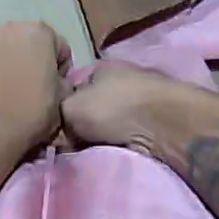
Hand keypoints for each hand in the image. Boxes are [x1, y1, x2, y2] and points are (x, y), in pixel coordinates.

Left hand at [0, 21, 70, 152]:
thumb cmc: (34, 110)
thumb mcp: (63, 97)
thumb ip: (63, 82)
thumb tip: (56, 83)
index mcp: (39, 31)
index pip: (61, 48)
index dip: (63, 71)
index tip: (57, 88)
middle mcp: (11, 30)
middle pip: (34, 46)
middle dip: (39, 63)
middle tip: (40, 89)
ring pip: (13, 54)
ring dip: (19, 68)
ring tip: (20, 93)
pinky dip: (2, 75)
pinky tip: (4, 95)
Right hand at [60, 61, 209, 164]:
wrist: (162, 124)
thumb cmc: (112, 107)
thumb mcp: (68, 107)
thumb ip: (56, 114)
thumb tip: (57, 129)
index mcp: (99, 67)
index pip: (70, 87)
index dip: (60, 108)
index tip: (55, 129)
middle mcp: (120, 80)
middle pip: (89, 107)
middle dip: (80, 125)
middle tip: (70, 144)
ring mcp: (138, 101)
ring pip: (106, 123)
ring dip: (98, 137)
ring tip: (90, 151)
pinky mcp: (152, 123)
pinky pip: (123, 135)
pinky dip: (116, 144)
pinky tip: (110, 152)